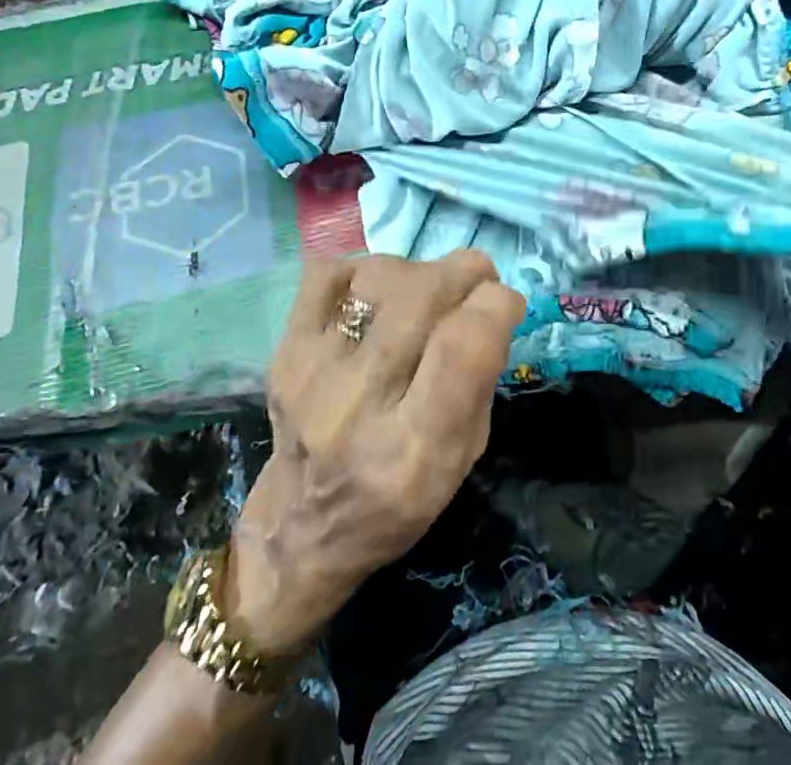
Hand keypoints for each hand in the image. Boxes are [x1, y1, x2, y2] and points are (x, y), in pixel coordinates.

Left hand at [224, 252, 524, 654]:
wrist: (304, 520)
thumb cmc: (395, 500)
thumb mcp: (460, 461)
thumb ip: (478, 384)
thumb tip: (487, 306)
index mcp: (414, 449)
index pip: (461, 348)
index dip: (495, 306)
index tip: (505, 302)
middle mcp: (359, 403)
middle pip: (421, 296)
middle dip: (464, 272)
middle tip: (475, 280)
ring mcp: (312, 370)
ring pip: (377, 276)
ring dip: (418, 271)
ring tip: (426, 293)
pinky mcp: (284, 348)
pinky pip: (326, 273)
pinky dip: (361, 270)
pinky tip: (374, 296)